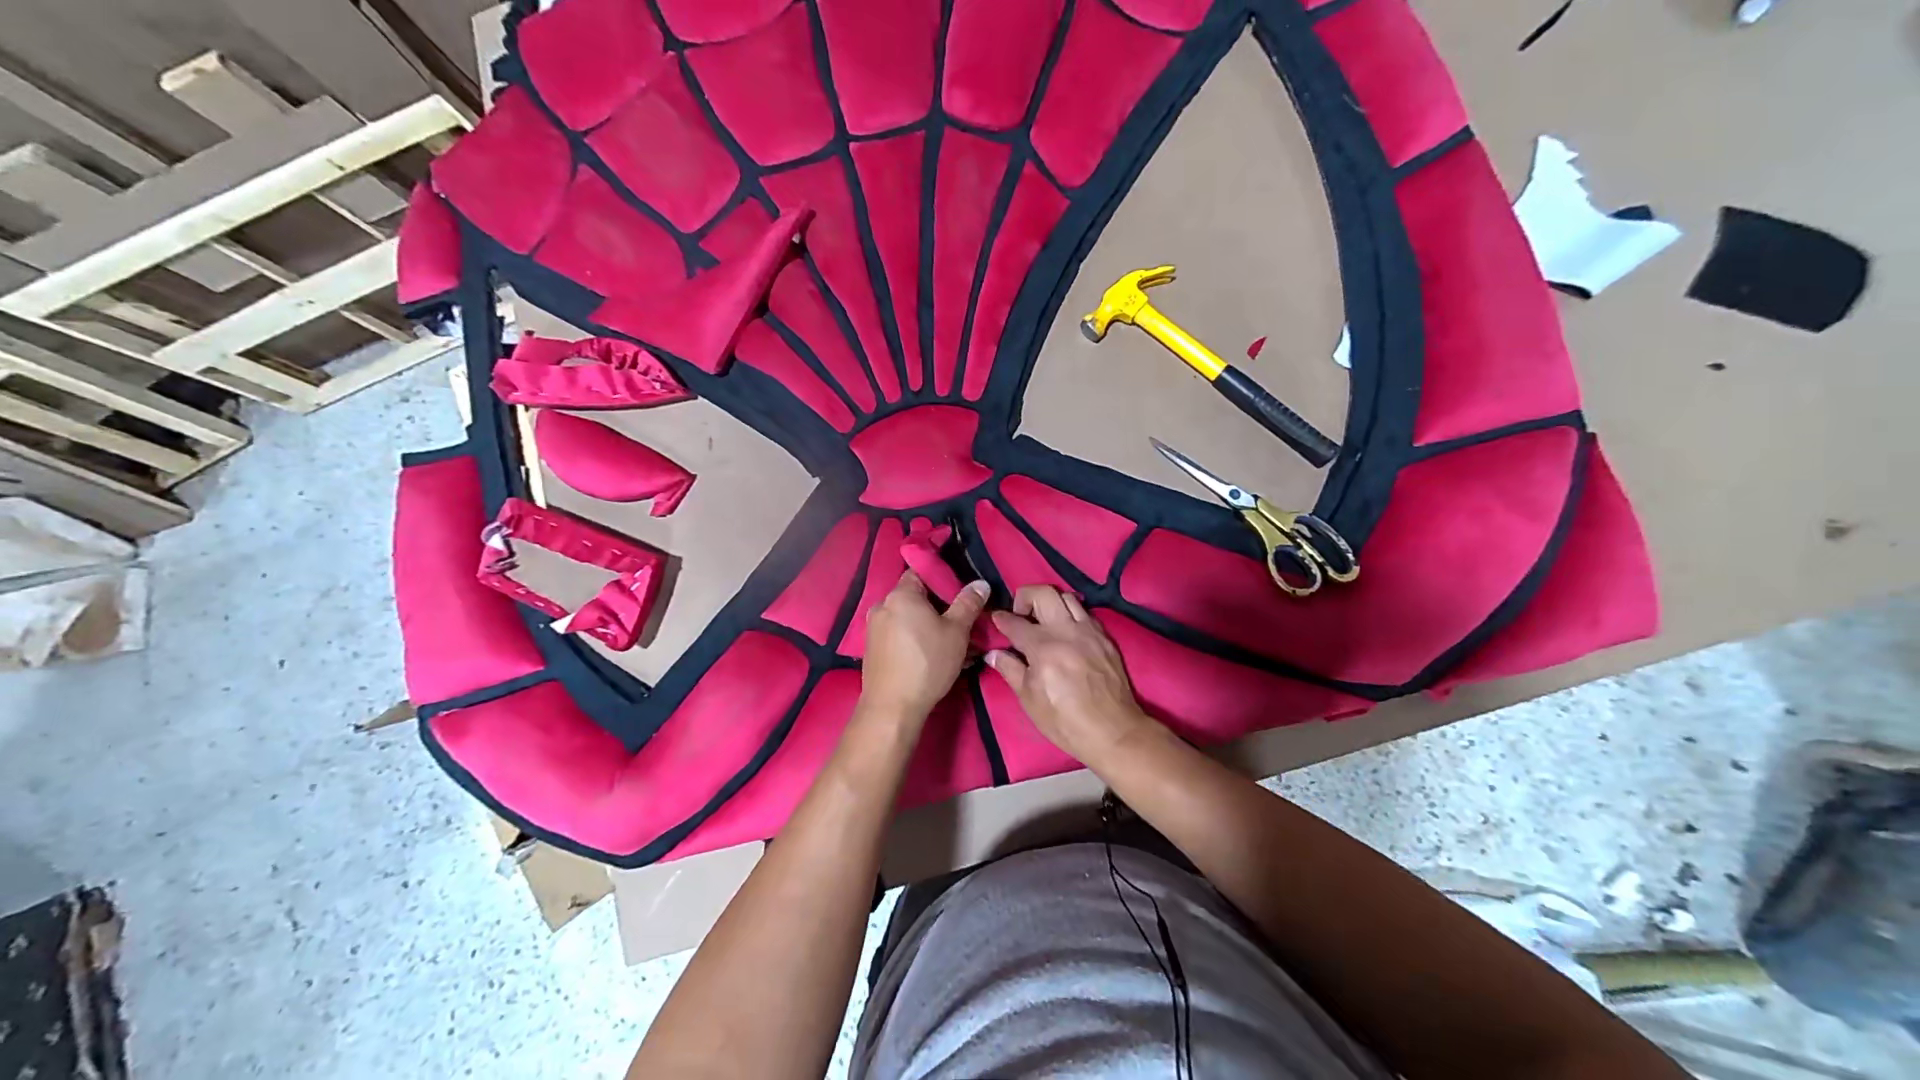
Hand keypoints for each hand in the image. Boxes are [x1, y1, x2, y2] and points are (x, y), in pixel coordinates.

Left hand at [861, 571, 989, 717]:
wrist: (892, 707)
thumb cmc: (927, 663)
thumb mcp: (956, 632)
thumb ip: (968, 604)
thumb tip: (980, 583)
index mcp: (900, 595)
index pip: (921, 573)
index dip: (942, 578)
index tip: (961, 592)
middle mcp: (882, 606)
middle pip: (915, 598)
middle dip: (938, 607)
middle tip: (962, 620)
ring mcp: (874, 629)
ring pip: (907, 619)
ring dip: (928, 626)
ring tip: (951, 642)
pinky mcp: (873, 650)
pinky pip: (898, 635)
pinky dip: (914, 640)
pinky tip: (932, 656)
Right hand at [987, 586, 1158, 766]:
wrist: (1113, 731)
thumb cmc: (1065, 721)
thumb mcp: (1030, 700)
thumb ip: (1010, 670)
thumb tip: (994, 654)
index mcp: (1043, 647)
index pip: (1015, 622)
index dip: (1000, 619)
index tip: (995, 619)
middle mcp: (1066, 631)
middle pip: (1043, 593)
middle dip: (1024, 597)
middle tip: (1020, 615)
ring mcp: (1089, 631)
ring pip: (1066, 597)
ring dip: (1050, 602)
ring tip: (1043, 620)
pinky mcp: (1104, 638)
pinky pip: (1084, 613)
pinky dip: (1070, 614)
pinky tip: (1065, 631)